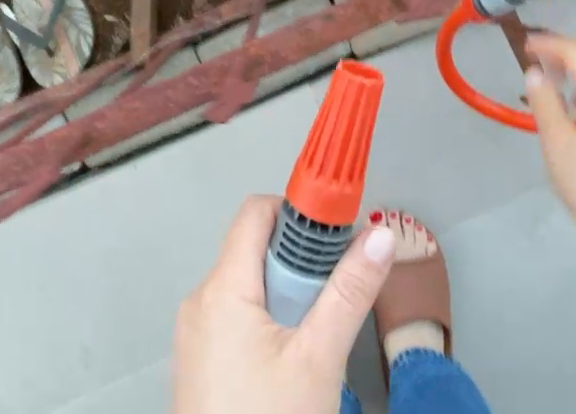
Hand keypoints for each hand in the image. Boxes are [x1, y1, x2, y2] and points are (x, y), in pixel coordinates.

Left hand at [173, 195, 395, 413]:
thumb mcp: (319, 358)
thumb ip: (350, 291)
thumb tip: (380, 233)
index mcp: (221, 289)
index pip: (257, 212)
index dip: (299, 213)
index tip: (336, 237)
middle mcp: (200, 302)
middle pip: (255, 249)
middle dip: (300, 264)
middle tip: (334, 298)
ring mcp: (195, 334)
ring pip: (250, 286)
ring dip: (288, 296)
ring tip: (317, 338)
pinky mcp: (200, 361)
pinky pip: (237, 317)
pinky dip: (269, 321)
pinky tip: (292, 361)